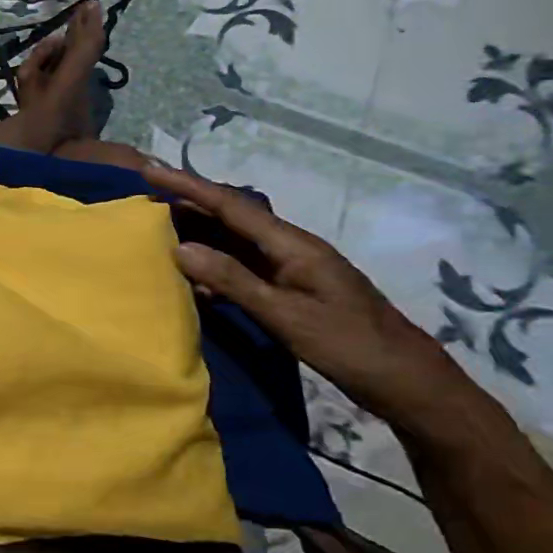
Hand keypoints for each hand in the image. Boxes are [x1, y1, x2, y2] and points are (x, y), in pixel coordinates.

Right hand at [141, 165, 486, 434]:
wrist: (407, 382)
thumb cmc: (350, 346)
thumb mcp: (287, 316)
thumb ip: (233, 280)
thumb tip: (180, 248)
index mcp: (291, 243)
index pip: (230, 205)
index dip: (187, 185)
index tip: (150, 170)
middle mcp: (288, 246)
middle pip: (230, 216)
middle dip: (187, 203)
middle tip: (144, 197)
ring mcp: (290, 267)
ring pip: (234, 240)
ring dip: (197, 232)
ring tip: (157, 229)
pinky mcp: (290, 288)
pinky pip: (242, 266)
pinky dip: (213, 264)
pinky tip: (192, 275)